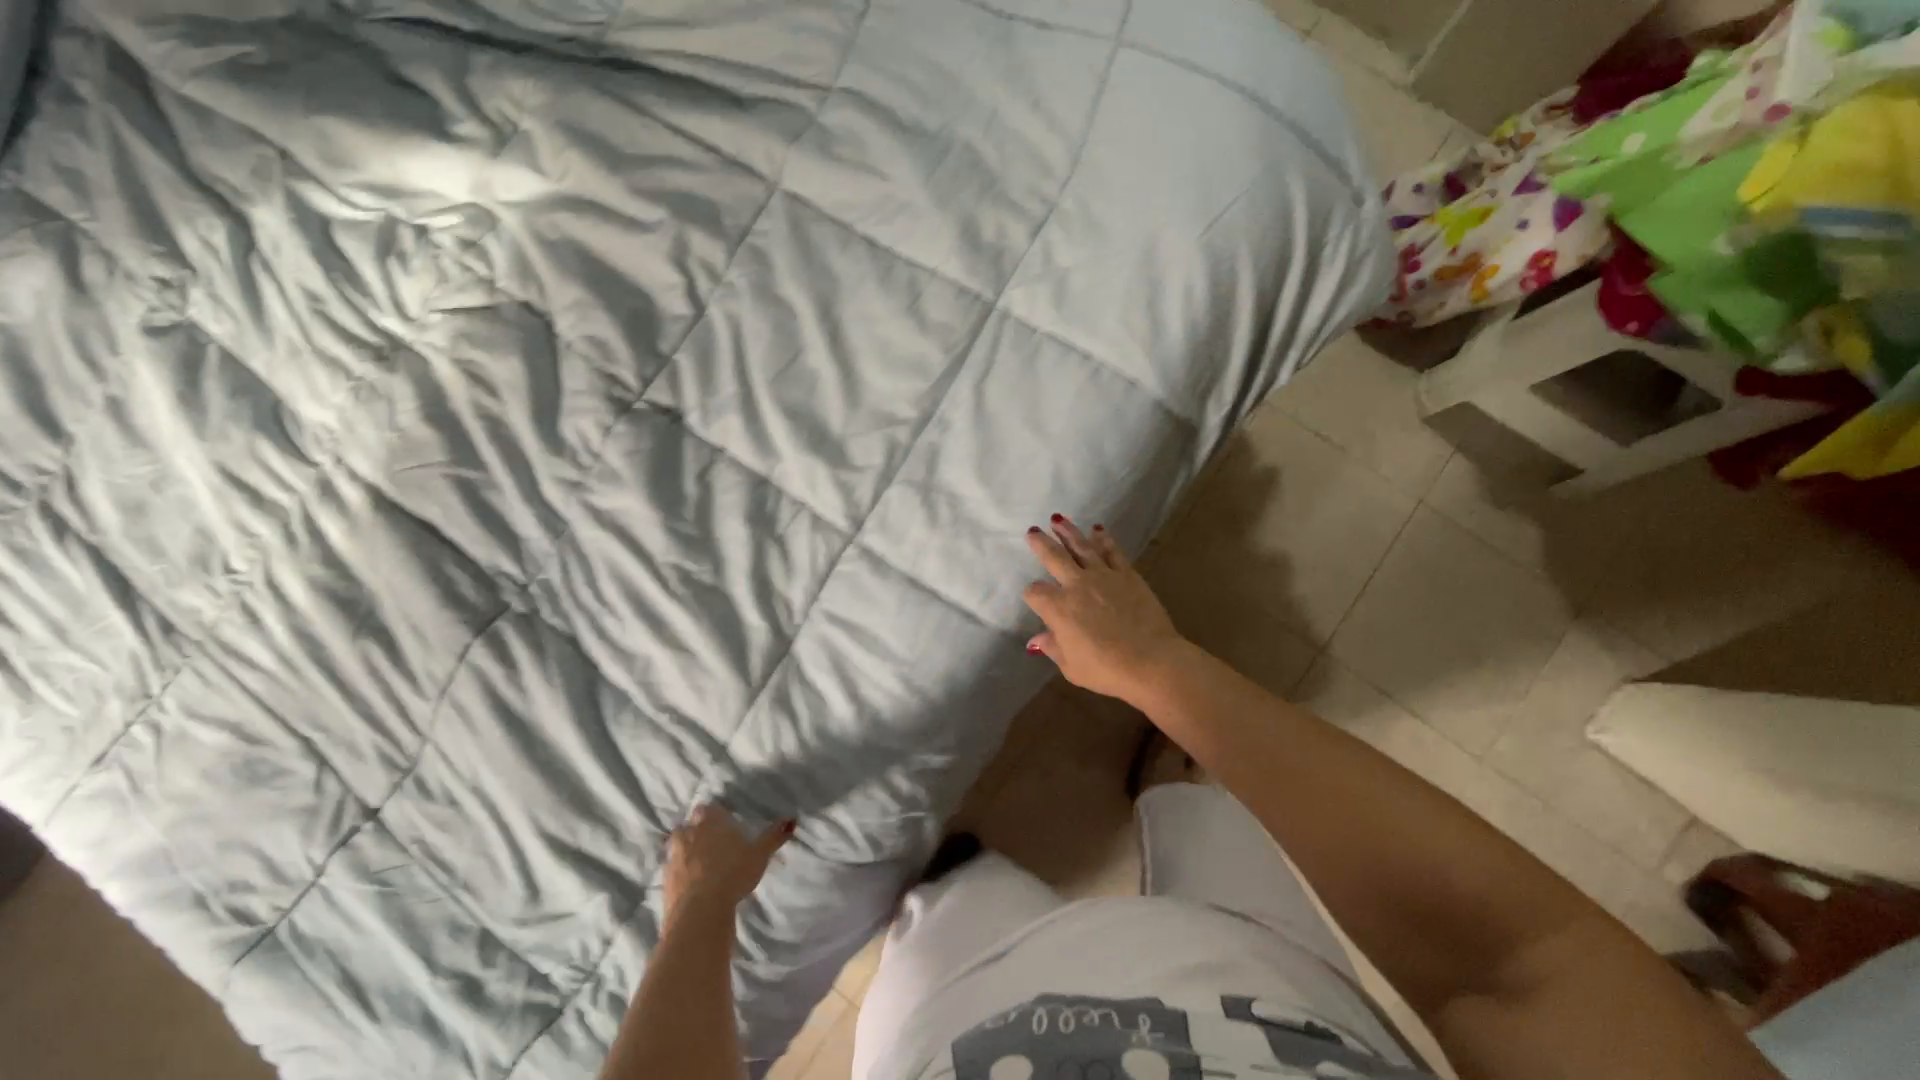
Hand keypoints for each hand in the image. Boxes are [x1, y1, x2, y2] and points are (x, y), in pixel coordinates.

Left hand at [662, 804, 792, 927]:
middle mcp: (688, 832)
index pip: (709, 808)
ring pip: (678, 845)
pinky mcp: (665, 878)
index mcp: (710, 820)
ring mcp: (673, 855)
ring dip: (687, 850)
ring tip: (701, 863)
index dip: (716, 816)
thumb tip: (792, 818)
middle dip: (698, 830)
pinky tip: (692, 882)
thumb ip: (774, 836)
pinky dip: (680, 872)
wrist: (700, 909)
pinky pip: (672, 868)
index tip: (726, 825)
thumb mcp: (760, 854)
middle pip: (690, 824)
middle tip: (714, 843)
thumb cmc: (733, 873)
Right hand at [1022, 515, 1188, 705]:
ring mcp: (1103, 576)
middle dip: (1041, 544)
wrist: (1151, 661)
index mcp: (1058, 609)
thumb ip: (1054, 648)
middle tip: (1032, 532)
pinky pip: (1112, 552)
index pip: (1036, 593)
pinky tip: (1097, 530)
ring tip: (1058, 520)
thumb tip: (1037, 640)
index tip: (1035, 598)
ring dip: (1068, 532)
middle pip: (1053, 558)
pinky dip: (1104, 539)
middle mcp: (1077, 585)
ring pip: (1082, 547)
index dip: (1032, 595)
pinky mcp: (1127, 575)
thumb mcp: (1072, 667)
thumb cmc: (1107, 670)